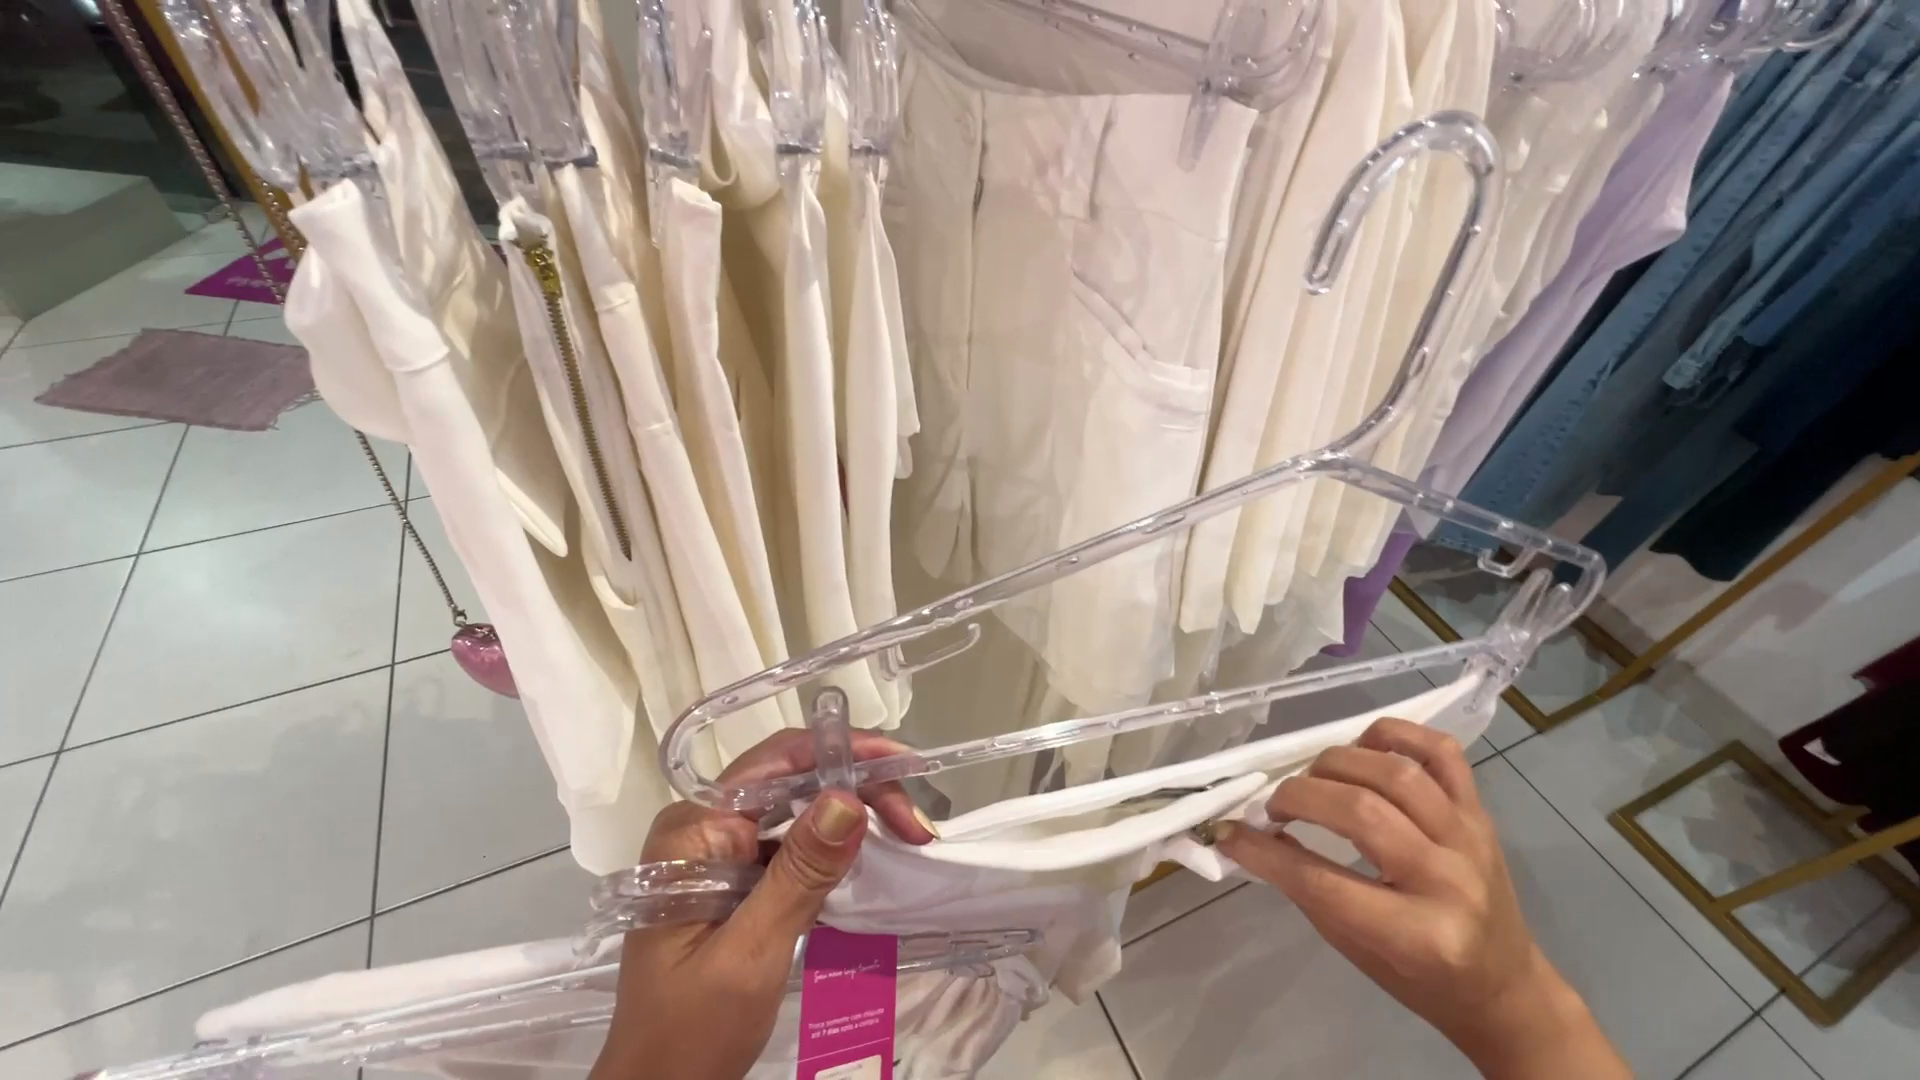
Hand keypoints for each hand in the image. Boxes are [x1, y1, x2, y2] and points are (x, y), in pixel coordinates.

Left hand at [592, 730, 935, 1079]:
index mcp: (693, 830)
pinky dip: (837, 844)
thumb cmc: (689, 1032)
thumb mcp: (749, 953)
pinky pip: (794, 842)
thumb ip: (799, 873)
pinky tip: (873, 853)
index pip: (775, 762)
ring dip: (854, 814)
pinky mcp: (737, 878)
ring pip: (798, 807)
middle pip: (792, 778)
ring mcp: (720, 852)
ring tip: (908, 833)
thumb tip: (848, 796)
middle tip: (917, 824)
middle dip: (859, 787)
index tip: (904, 765)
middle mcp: (704, 826)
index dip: (842, 752)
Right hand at [1215, 718, 1628, 1079]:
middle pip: (1359, 812)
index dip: (1262, 852)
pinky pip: (1442, 753)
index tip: (1227, 832)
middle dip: (1298, 797)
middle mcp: (1447, 880)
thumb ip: (1302, 885)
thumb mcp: (1351, 944)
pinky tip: (1363, 745)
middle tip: (1274, 806)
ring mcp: (1470, 839)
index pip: (1320, 879)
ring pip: (1395, 773)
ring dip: (1336, 763)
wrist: (1506, 988)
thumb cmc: (1419, 977)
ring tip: (1313, 778)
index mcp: (1415, 934)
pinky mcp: (1481, 814)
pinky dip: (1396, 736)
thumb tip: (1245, 835)